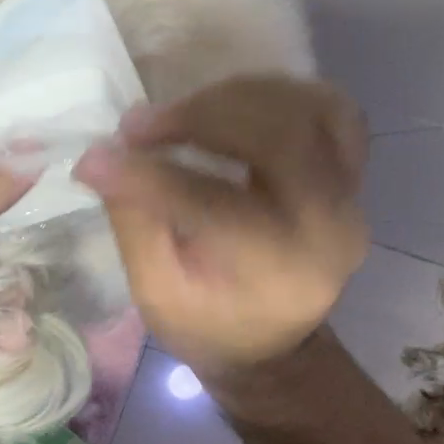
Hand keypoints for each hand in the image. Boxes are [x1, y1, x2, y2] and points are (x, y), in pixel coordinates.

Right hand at [74, 76, 368, 375]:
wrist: (271, 348)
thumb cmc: (205, 326)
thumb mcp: (155, 292)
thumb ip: (133, 224)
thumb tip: (99, 159)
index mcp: (274, 265)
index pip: (209, 199)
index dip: (144, 173)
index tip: (92, 160)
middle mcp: (327, 221)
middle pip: (277, 135)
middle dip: (197, 117)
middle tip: (136, 127)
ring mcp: (350, 193)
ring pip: (310, 108)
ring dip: (236, 97)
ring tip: (179, 114)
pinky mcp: (351, 173)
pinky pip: (330, 110)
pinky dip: (278, 95)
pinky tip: (230, 107)